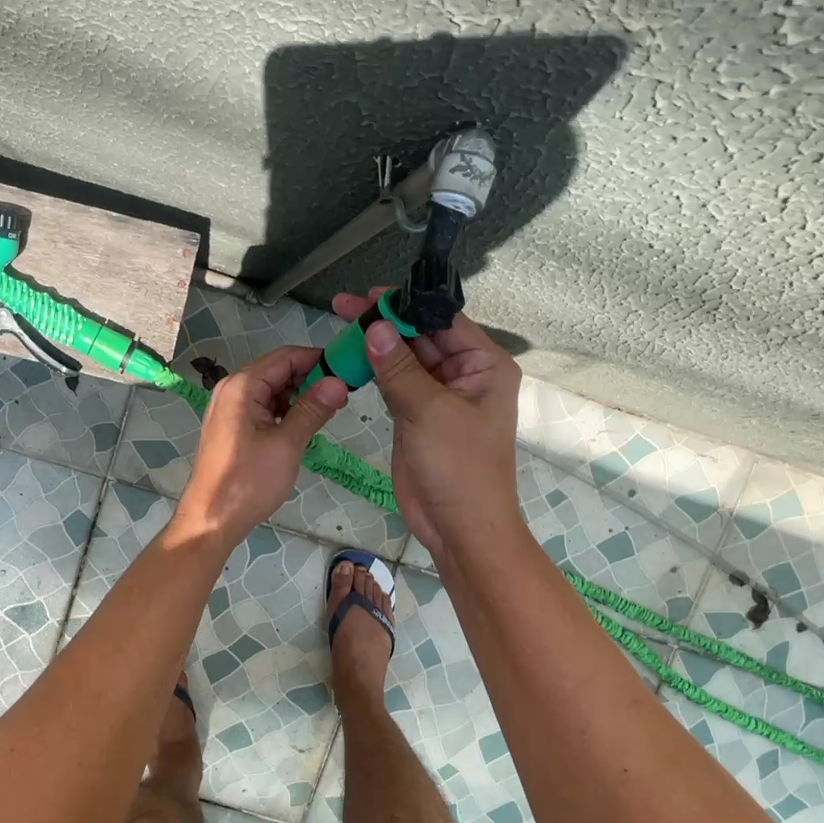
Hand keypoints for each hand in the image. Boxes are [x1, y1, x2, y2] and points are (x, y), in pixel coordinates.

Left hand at [171, 346, 348, 543]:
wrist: (211, 520)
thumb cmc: (247, 482)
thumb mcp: (286, 444)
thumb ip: (312, 410)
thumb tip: (339, 382)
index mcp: (242, 386)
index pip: (286, 356)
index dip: (319, 360)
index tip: (350, 371)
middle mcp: (232, 389)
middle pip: (278, 371)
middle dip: (311, 379)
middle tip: (344, 396)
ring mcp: (229, 408)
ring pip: (272, 390)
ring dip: (299, 397)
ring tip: (329, 412)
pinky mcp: (231, 426)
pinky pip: (263, 408)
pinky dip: (284, 412)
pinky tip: (304, 425)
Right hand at [330, 289, 520, 562]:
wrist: (459, 526)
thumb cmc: (459, 468)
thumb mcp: (429, 412)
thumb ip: (399, 368)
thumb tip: (373, 328)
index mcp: (484, 366)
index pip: (442, 321)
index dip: (405, 305)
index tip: (366, 295)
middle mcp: (464, 375)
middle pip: (421, 337)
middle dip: (385, 323)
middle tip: (341, 308)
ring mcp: (439, 397)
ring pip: (404, 360)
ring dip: (376, 347)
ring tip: (339, 330)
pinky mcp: (416, 417)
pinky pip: (394, 384)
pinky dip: (373, 372)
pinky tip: (349, 360)